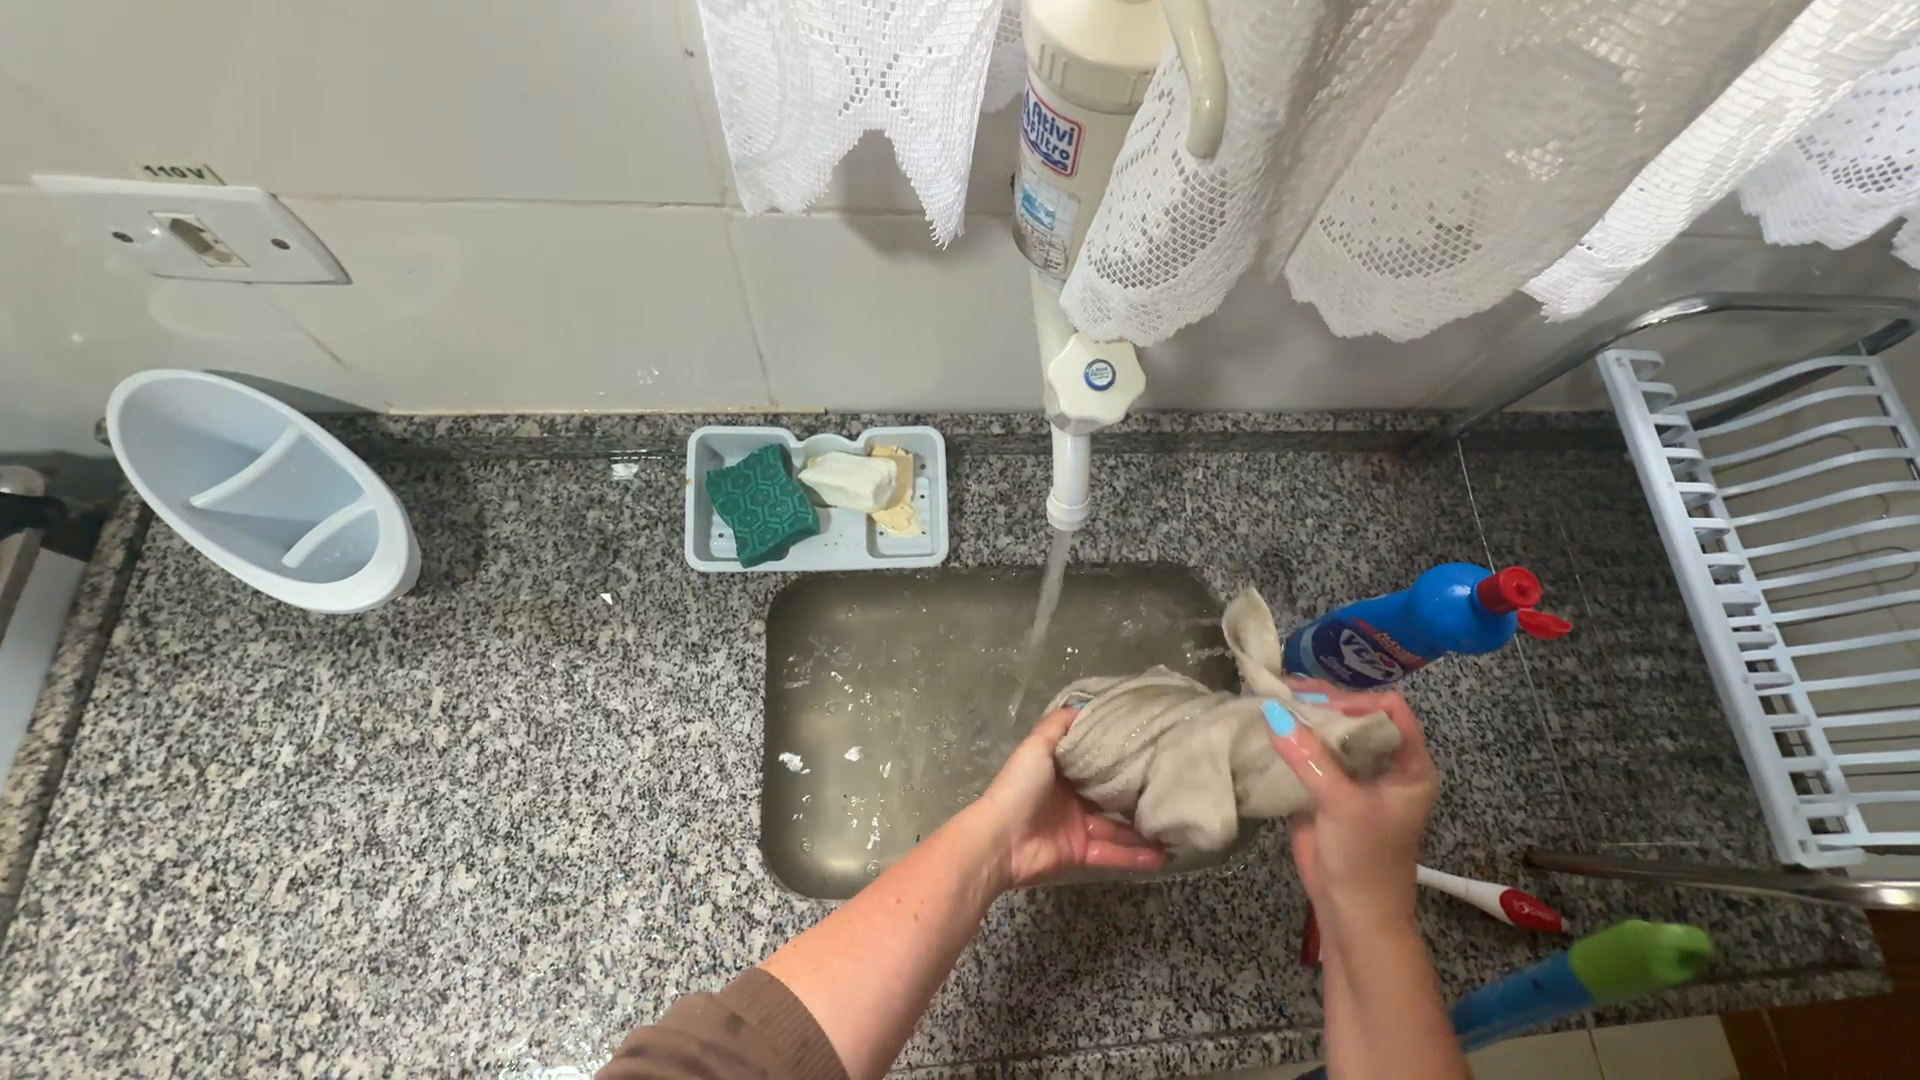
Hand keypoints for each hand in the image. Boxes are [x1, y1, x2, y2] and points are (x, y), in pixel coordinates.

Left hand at [972, 707, 1167, 888]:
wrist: (1001, 838)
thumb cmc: (1020, 786)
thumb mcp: (1037, 745)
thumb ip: (1060, 725)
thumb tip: (1086, 705)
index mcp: (1060, 769)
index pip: (1095, 760)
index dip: (1119, 755)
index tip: (1150, 747)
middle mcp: (1071, 796)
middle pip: (1110, 795)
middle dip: (1136, 794)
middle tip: (1171, 789)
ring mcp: (1077, 825)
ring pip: (1117, 827)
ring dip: (1143, 830)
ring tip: (1174, 827)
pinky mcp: (1080, 852)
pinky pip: (1112, 853)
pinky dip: (1135, 855)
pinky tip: (1162, 855)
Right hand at [1267, 681, 1439, 929]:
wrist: (1352, 914)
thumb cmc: (1365, 860)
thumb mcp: (1342, 804)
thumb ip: (1309, 757)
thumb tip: (1272, 712)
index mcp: (1408, 765)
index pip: (1389, 710)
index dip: (1355, 701)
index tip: (1318, 707)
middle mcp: (1383, 764)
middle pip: (1355, 715)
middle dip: (1321, 702)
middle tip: (1284, 692)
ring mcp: (1353, 776)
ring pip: (1329, 732)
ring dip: (1301, 718)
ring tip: (1268, 703)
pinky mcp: (1324, 789)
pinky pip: (1308, 754)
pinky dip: (1288, 739)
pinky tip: (1263, 728)